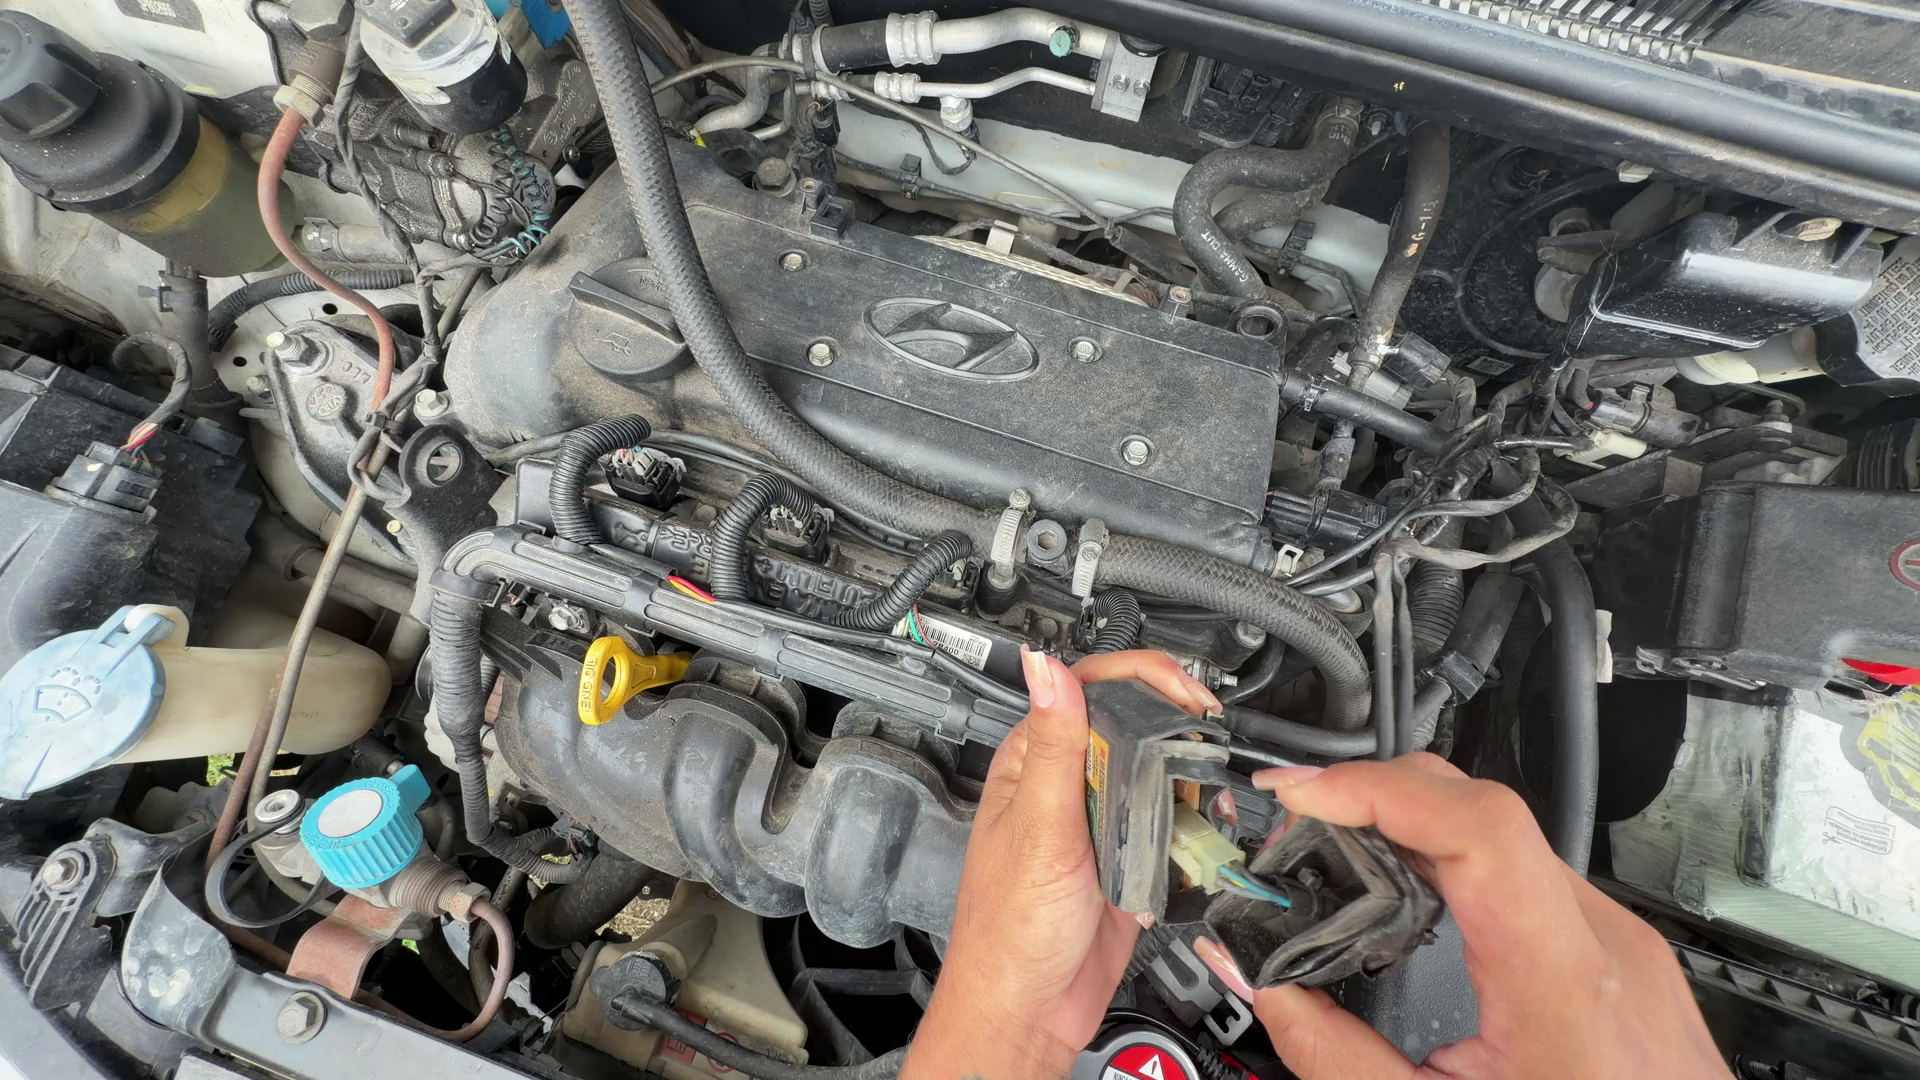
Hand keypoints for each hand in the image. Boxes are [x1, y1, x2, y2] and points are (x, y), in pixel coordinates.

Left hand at [903, 650, 1218, 1079]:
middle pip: (1129, 721)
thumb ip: (1052, 743)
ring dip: (1185, 771)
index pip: (1087, 686)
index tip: (1182, 689)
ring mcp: (1098, 814)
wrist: (1030, 1010)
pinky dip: (1189, 819)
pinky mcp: (1125, 850)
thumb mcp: (1038, 825)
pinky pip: (1166, 818)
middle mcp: (1067, 778)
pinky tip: (1201, 825)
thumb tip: (1043, 665)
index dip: (1139, 675)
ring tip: (1207, 781)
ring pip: (1154, 767)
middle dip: (1173, 720)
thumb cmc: (1009, 923)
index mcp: (1035, 757)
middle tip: (1208, 730)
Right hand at [1203, 754, 1729, 1079]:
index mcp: (1568, 987)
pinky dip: (1427, 840)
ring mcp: (1608, 935)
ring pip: (1483, 818)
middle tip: (1293, 819)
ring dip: (1392, 810)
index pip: (1474, 825)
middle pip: (1469, 802)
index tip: (1298, 795)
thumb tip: (1251, 972)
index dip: (1373, 788)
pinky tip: (1388, 869)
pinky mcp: (1599, 942)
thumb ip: (1328, 1052)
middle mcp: (1601, 940)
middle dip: (1364, 790)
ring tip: (1324, 836)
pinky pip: (1502, 854)